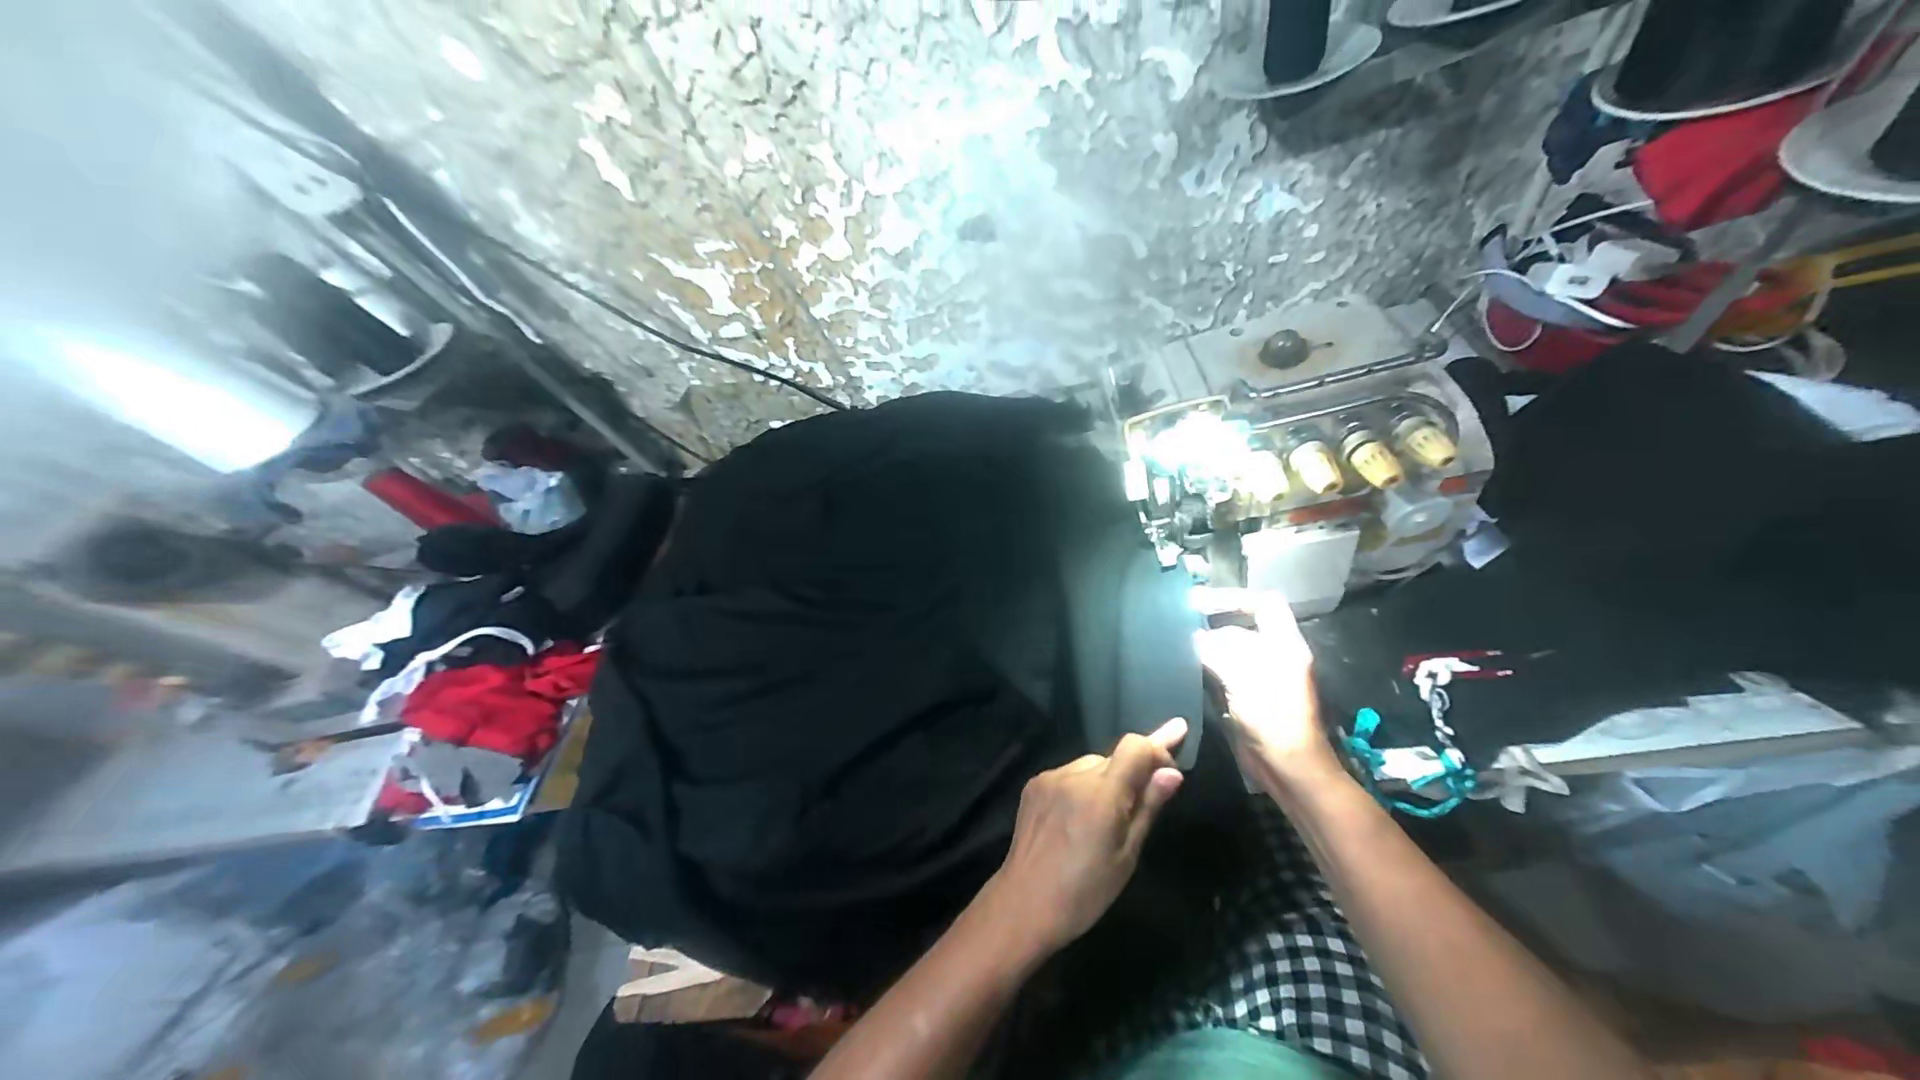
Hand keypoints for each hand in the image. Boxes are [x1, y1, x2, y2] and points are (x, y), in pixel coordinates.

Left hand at [982, 717, 1187, 955]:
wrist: (1024, 904)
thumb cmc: (1085, 892)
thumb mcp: (1126, 855)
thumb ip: (1148, 807)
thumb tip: (1172, 773)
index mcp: (1101, 794)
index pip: (1135, 746)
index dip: (1158, 748)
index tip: (1174, 761)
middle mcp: (1074, 775)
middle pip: (1113, 756)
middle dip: (1132, 772)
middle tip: (1142, 803)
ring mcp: (1050, 778)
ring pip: (1090, 765)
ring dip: (1105, 780)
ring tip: (1107, 819)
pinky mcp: (1033, 785)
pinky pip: (1068, 775)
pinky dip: (1081, 787)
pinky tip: (1079, 818)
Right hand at [1189, 588, 1344, 790]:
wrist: (1288, 768)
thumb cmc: (1273, 716)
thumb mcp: (1243, 675)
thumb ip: (1215, 650)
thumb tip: (1193, 637)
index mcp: (1284, 644)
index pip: (1263, 604)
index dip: (1233, 598)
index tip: (1199, 603)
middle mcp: (1275, 656)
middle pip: (1241, 628)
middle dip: (1211, 626)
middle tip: (1178, 625)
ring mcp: (1262, 679)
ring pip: (1230, 652)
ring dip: (1205, 649)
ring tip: (1176, 645)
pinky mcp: (1249, 699)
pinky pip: (1224, 675)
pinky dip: (1206, 670)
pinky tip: (1185, 671)